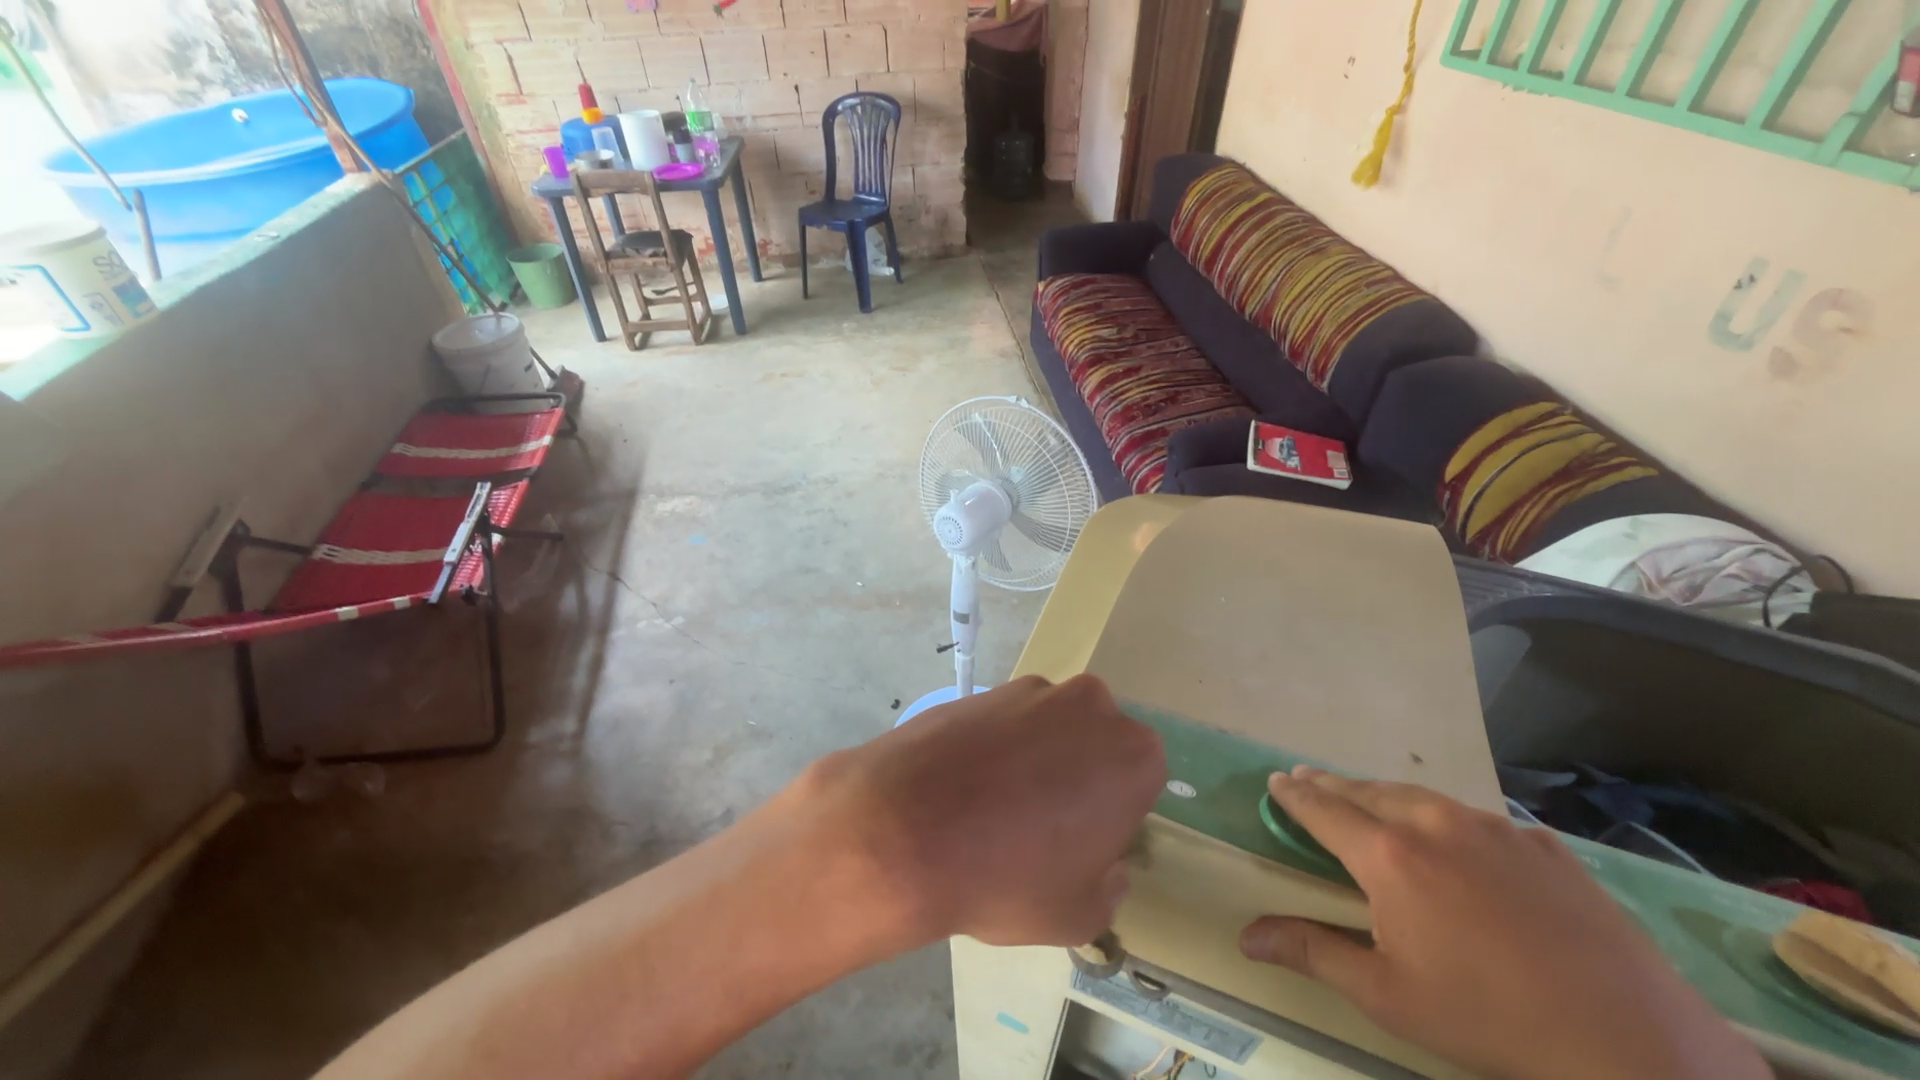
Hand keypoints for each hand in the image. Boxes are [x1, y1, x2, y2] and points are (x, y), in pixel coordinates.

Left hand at [801, 675, 1165, 948]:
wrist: (900, 830)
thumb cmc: (1004, 877)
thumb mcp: (1076, 916)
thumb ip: (1109, 891)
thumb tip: (1108, 870)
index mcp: (1132, 755)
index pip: (1137, 786)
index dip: (1108, 820)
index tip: (1077, 847)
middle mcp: (1090, 707)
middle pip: (1093, 748)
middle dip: (1074, 779)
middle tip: (1035, 829)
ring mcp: (1030, 691)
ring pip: (1046, 732)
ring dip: (1030, 761)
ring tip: (988, 811)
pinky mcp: (979, 689)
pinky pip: (1000, 725)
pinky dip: (989, 751)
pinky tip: (959, 790)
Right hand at [1239, 768, 1771, 1079]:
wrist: (1629, 1038)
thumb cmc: (1487, 1017)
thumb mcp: (1386, 995)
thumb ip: (1313, 953)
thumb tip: (1246, 935)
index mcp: (1390, 856)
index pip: (1325, 810)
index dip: (1296, 795)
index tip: (1276, 779)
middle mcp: (1438, 825)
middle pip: (1371, 791)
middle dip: (1335, 784)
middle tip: (1310, 779)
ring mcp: (1497, 830)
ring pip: (1425, 797)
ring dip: (1388, 794)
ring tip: (1371, 798)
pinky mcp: (1545, 847)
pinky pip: (1480, 820)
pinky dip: (1449, 818)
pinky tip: (1459, 840)